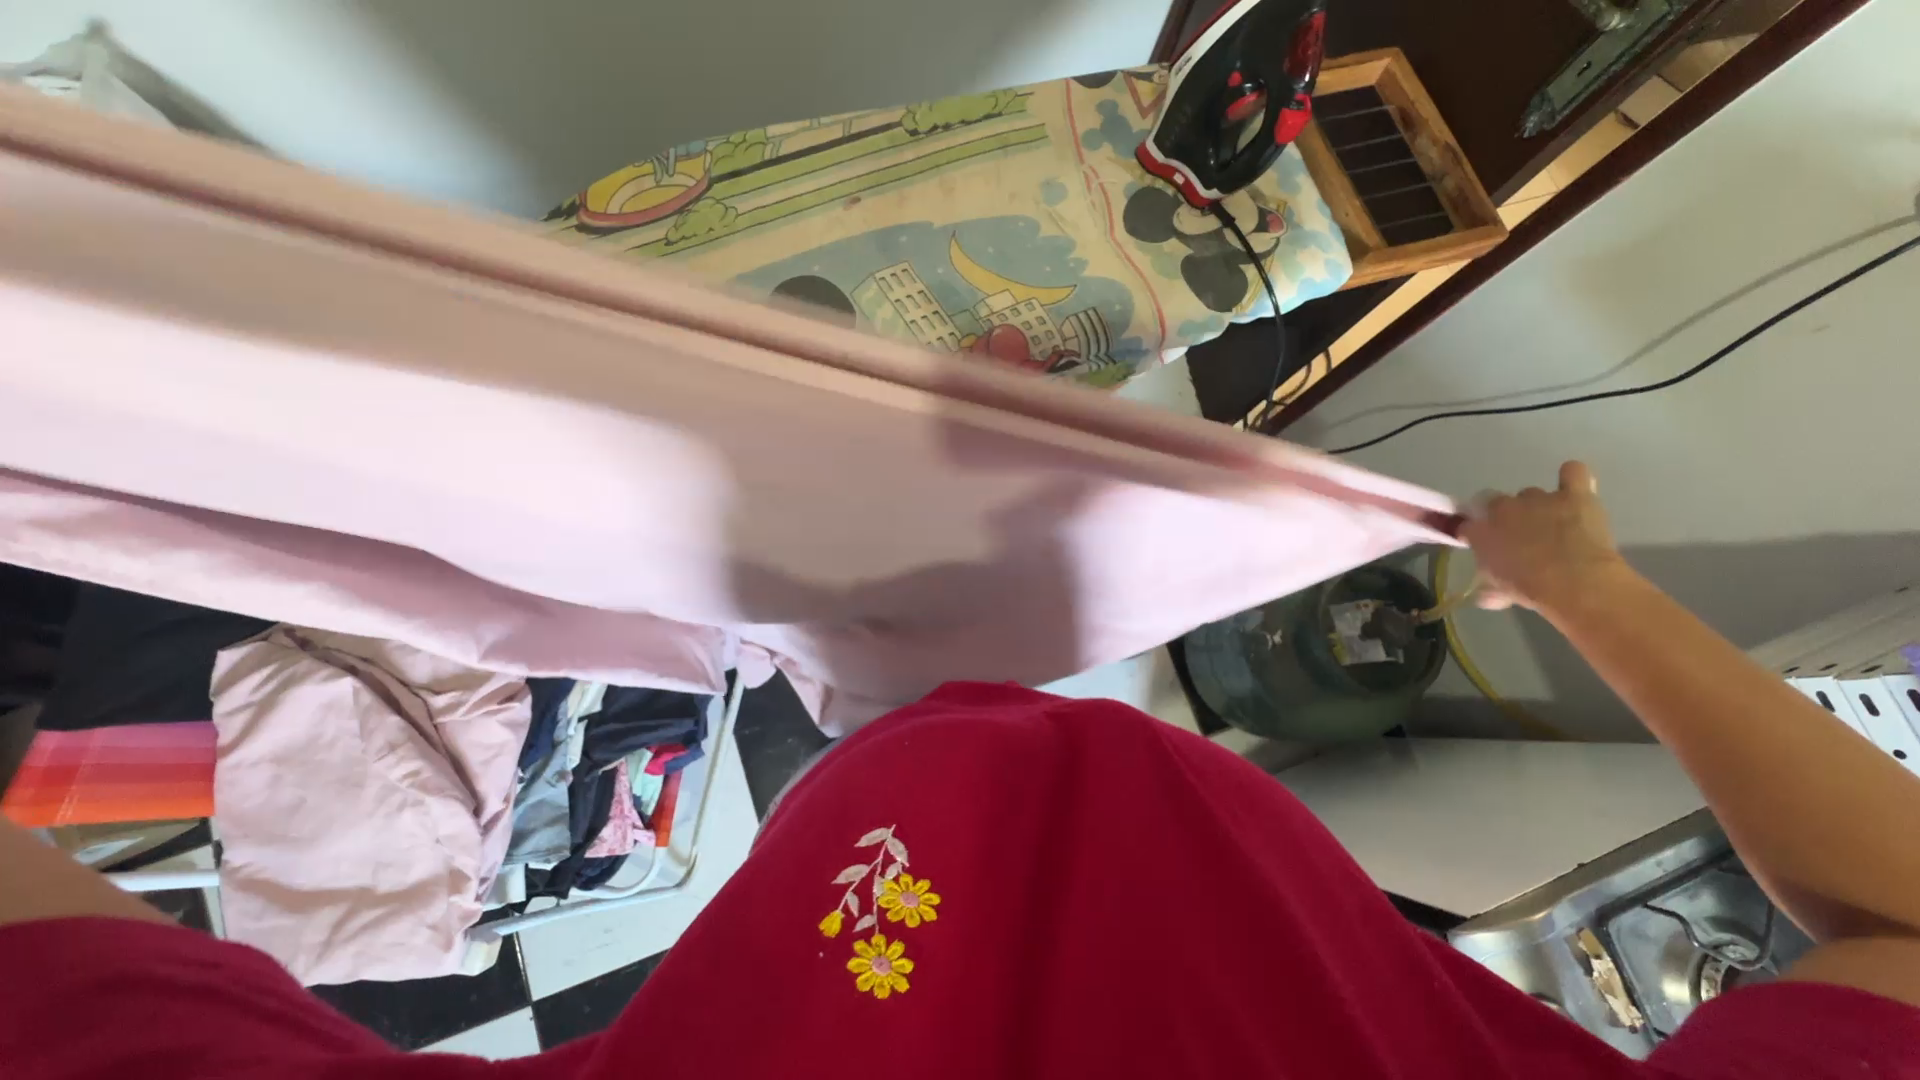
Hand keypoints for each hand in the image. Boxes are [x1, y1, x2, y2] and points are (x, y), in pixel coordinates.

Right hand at [1458, 461, 1632, 615]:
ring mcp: (1539, 499)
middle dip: (1505, 518)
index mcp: (1480, 530)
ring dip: (1537, 506)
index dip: (1475, 534)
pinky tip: (1573, 488)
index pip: (1468, 524)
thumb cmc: (1530, 589)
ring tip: (1552, 525)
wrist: (1574, 581)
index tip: (1483, 547)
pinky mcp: (1573, 495)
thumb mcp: (1501, 592)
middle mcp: (1504, 509)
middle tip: (1519, 538)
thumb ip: (1490, 588)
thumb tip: (1485, 596)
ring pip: (1531, 494)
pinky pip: (1572, 473)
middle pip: (1497, 503)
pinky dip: (1572, 477)